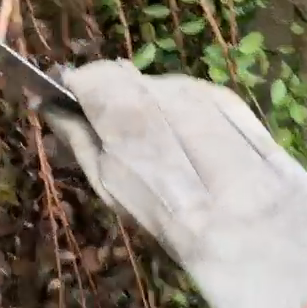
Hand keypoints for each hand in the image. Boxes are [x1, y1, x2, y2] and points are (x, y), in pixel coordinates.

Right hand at [46, 61, 306, 307]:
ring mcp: (197, 89)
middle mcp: (160, 87)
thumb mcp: (110, 185)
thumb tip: (52, 106)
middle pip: (123, 78)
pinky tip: (191, 148)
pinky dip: (180, 113)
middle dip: (112, 99)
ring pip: (156, 87)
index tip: (71, 106)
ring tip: (162, 151)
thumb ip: (79, 137)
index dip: (77, 89)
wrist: (253, 232)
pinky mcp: (227, 97)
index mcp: (124, 108)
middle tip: (116, 136)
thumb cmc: (169, 219)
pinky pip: (189, 95)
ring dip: (148, 107)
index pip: (88, 75)